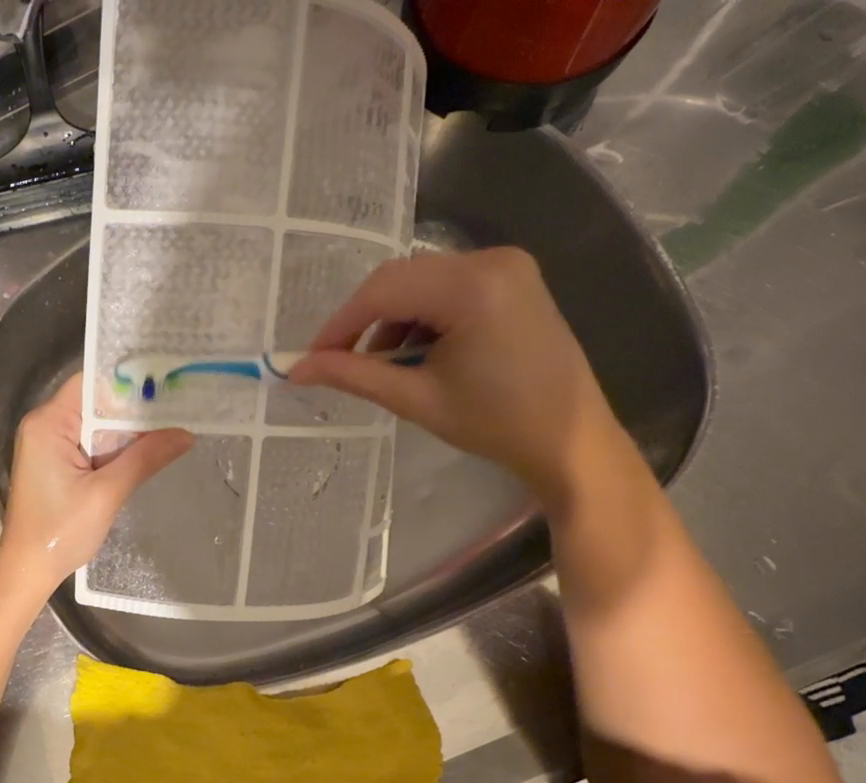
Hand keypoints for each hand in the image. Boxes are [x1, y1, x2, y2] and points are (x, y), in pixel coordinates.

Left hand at [0, 376, 190, 596]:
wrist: (27, 570)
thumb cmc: (60, 531)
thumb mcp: (107, 493)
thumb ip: (145, 458)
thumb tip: (185, 433)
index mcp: (48, 424)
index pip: (91, 383)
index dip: (128, 380)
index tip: (167, 381)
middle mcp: (44, 427)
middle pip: (96, 404)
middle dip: (135, 407)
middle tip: (182, 403)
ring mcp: (48, 447)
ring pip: (96, 426)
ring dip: (128, 431)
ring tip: (174, 423)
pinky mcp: (55, 465)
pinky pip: (90, 445)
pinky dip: (115, 449)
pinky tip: (148, 450)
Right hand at [288, 248, 625, 503]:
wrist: (570, 438)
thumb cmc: (495, 423)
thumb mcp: (416, 399)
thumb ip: (354, 376)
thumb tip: (296, 369)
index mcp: (473, 288)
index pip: (383, 291)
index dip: (340, 324)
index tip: (310, 358)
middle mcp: (491, 261)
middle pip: (400, 278)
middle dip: (364, 320)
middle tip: (338, 362)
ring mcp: (507, 266)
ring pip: (420, 280)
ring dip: (392, 319)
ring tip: (384, 365)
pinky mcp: (512, 279)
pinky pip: (446, 286)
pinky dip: (420, 315)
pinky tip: (418, 352)